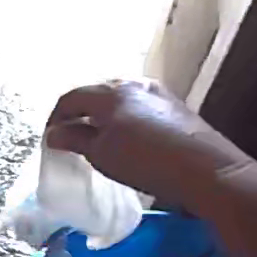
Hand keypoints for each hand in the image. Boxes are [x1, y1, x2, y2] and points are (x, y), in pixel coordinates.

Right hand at [44, 79, 256, 207]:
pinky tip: (123, 138)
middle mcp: (134, 84)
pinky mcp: (174, 107)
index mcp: (110, 92)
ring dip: (100, 115)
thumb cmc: (143, 160)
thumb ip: (73, 139)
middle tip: (69, 136)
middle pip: (95, 93)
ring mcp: (157, 93)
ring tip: (94, 138)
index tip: (50, 138)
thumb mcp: (99, 153)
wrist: (206, 171)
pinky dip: (121, 119)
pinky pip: (136, 106)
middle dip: (78, 113)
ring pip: (117, 99)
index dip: (55, 117)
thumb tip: (54, 134)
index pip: (71, 98)